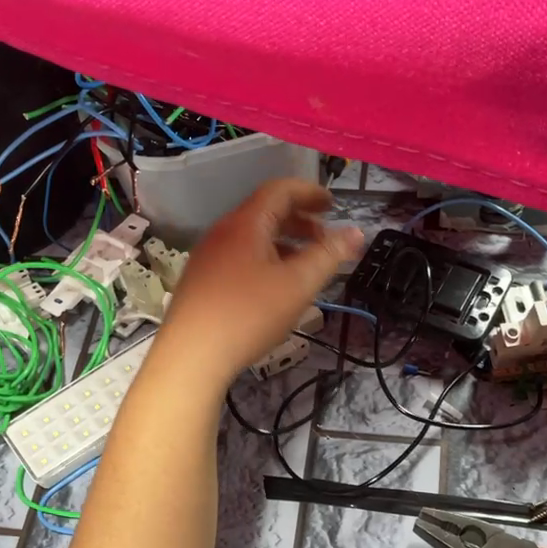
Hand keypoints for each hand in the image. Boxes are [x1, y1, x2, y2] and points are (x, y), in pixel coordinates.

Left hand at [153, 179, 363, 384]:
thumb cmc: (248, 315)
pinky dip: (264, 261)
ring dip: (283, 245)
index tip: (332, 204)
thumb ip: (328, 256)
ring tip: (303, 268)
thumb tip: (355, 233)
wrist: (191, 356)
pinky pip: (239, 259)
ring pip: (252, 239)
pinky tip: (273, 291)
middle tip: (323, 240)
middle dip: (299, 222)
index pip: (280, 191)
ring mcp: (208, 257)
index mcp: (246, 224)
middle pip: (265, 214)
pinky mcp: (201, 282)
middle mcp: (223, 233)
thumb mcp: (298, 285)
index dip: (310, 193)